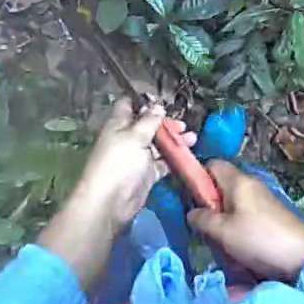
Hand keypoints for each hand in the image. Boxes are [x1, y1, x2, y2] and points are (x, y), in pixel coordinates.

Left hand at [38, 100, 193, 288]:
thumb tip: (158, 107)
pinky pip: (163, 162)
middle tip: (182, 124)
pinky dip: (175, 158)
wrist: (111, 202)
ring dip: (175, 140)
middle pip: (148, 125)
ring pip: (158, 143)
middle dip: (166, 123)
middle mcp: (128, 138)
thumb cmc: (120, 162)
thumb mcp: (135, 135)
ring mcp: (138, 156)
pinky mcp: (147, 173)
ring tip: (192, 137)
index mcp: (120, 124)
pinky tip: (188, 153)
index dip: (145, 102)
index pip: (129, 105)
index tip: (163, 101)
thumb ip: (149, 120)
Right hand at [188, 161, 303, 281]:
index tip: (193, 200)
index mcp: (238, 180)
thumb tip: (193, 212)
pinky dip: (239, 225)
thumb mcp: (223, 232)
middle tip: (206, 225)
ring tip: (222, 239)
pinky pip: (247, 212)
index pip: (212, 164)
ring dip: (225, 218)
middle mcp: (251, 183)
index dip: (199, 178)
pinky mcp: (272, 213)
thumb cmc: (258, 239)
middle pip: (222, 184)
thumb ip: (203, 219)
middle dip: (211, 203)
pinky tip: (240, 245)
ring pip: (234, 201)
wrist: (303, 256)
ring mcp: (264, 198)